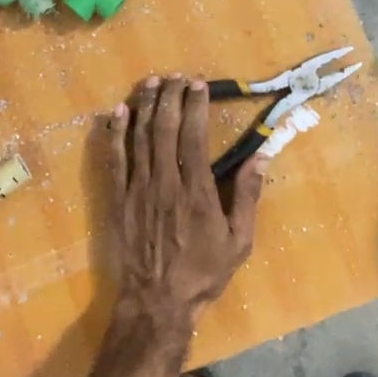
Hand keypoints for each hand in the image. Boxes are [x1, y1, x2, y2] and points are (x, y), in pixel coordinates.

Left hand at [100, 76, 266, 326]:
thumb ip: (248, 197)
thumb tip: (262, 158)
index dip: (196, 107)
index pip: (195, 137)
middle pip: (165, 129)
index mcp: (197, 191)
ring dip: (145, 106)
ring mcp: (138, 189)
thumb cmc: (203, 271)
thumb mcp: (239, 241)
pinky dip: (115, 132)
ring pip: (139, 137)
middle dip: (171, 98)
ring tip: (151, 82)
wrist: (158, 299)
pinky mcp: (118, 198)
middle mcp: (165, 182)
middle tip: (175, 77)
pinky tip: (118, 111)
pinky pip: (115, 158)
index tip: (198, 85)